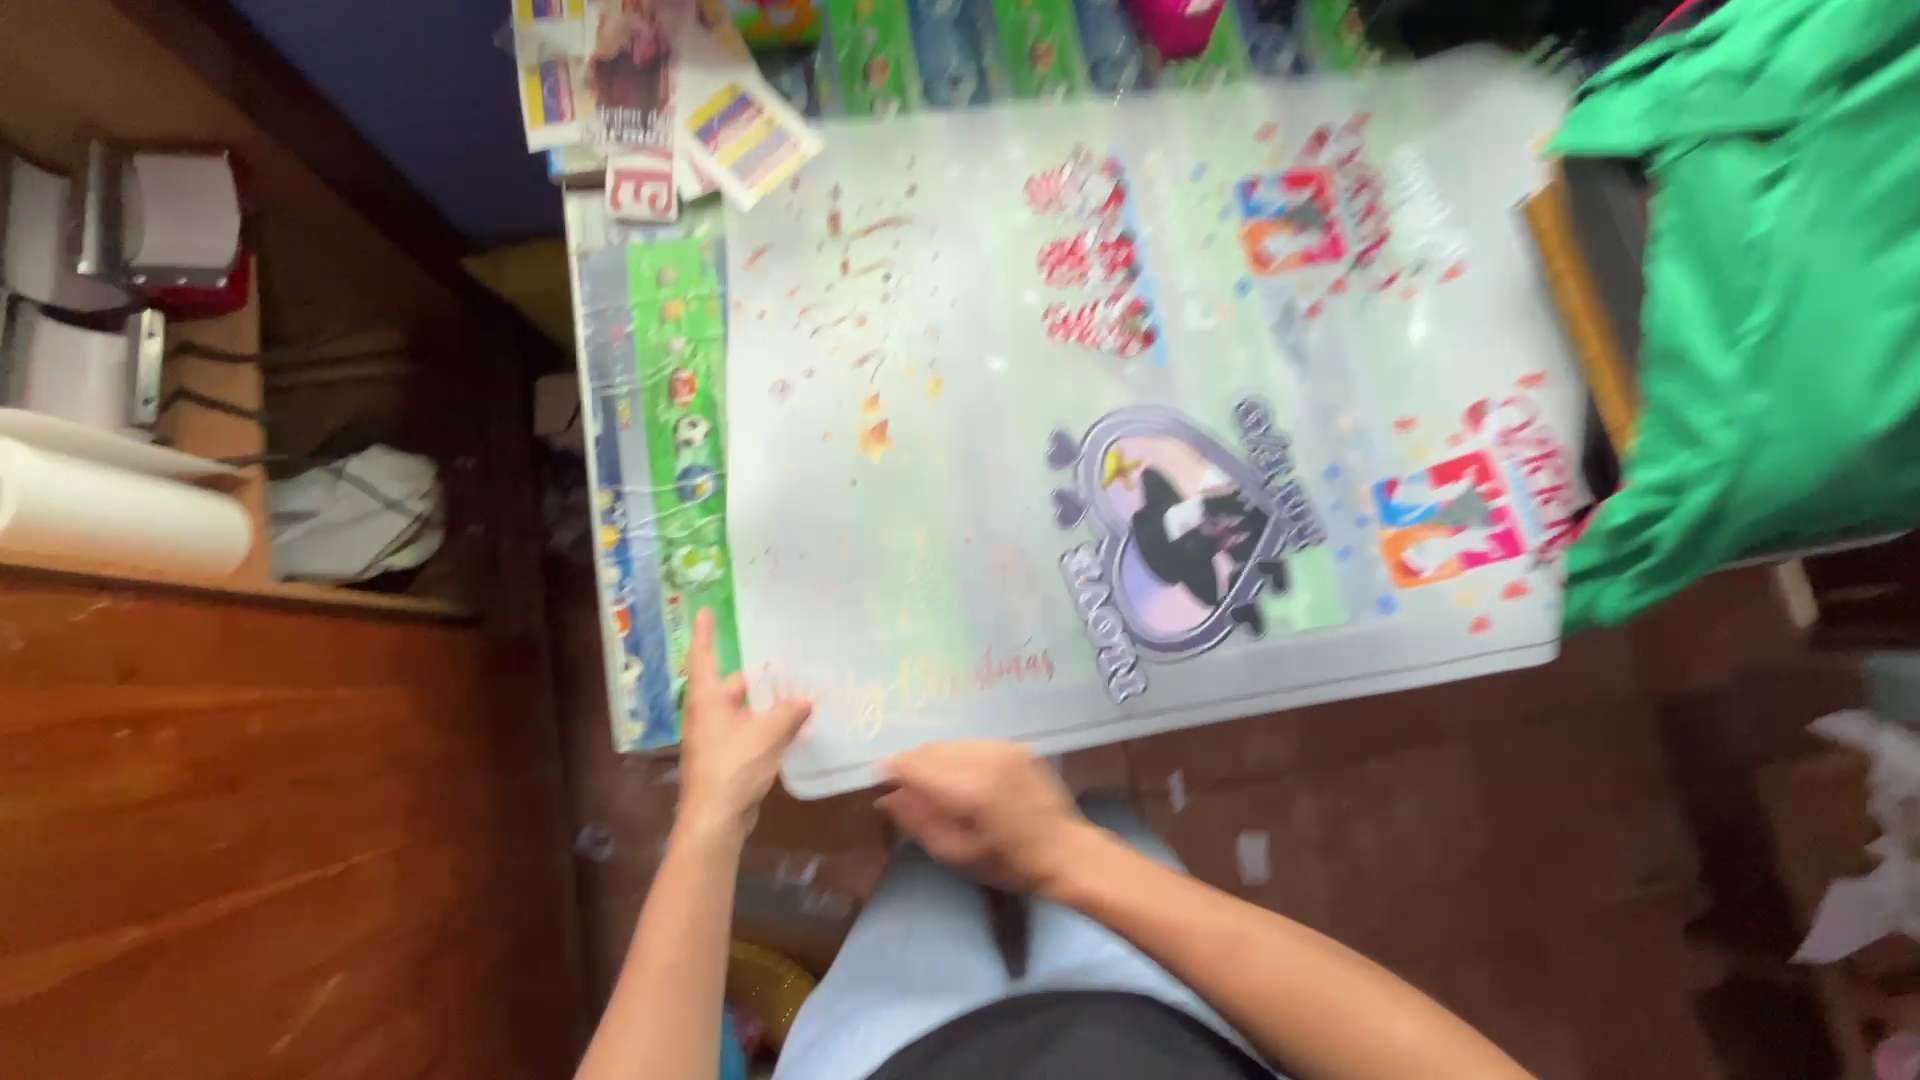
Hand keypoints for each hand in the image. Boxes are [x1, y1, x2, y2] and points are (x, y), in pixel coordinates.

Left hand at [678, 609, 811, 842]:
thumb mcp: (767, 734)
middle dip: (759, 676)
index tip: (705, 610)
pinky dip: (766, 724)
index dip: (704, 633)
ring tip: (797, 692)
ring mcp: (714, 736)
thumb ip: (788, 712)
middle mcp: (707, 713)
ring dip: (767, 702)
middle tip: (787, 663)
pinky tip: (791, 726)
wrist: (715, 819)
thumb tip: (805, 700)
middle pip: (734, 684)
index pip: (703, 657)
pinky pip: (748, 729)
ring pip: (743, 708)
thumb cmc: (734, 767)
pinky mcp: (725, 756)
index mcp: (708, 699)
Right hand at [876, 742, 1087, 892]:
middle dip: (912, 764)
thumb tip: (887, 798)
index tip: (880, 781)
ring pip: (950, 743)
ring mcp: (1002, 749)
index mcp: (967, 790)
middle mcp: (984, 759)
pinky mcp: (1015, 747)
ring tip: (933, 784)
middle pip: (930, 749)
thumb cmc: (1009, 863)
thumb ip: (919, 821)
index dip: (892, 770)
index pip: (914, 765)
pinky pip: (973, 744)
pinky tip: (962, 778)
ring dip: (934, 759)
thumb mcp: (957, 853)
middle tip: (904, 787)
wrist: (1065, 852)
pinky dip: (958, 757)